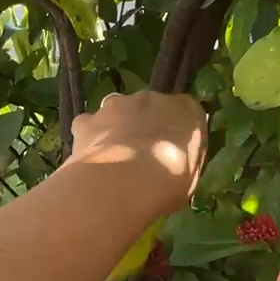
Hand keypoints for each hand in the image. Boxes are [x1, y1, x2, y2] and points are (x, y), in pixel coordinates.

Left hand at [66, 92, 206, 214]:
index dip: (176, 133)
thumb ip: (185, 160)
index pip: (184, 113)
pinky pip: (88, 125)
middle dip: (145, 127)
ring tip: (114, 159)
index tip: (172, 152)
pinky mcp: (88, 120)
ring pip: (117, 112)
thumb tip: (176, 164)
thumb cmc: (169, 182)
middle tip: (142, 157)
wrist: (125, 181)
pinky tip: (91, 158)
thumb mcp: (191, 177)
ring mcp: (116, 104)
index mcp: (186, 109)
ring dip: (117, 129)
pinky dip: (89, 137)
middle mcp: (151, 98)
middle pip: (148, 109)